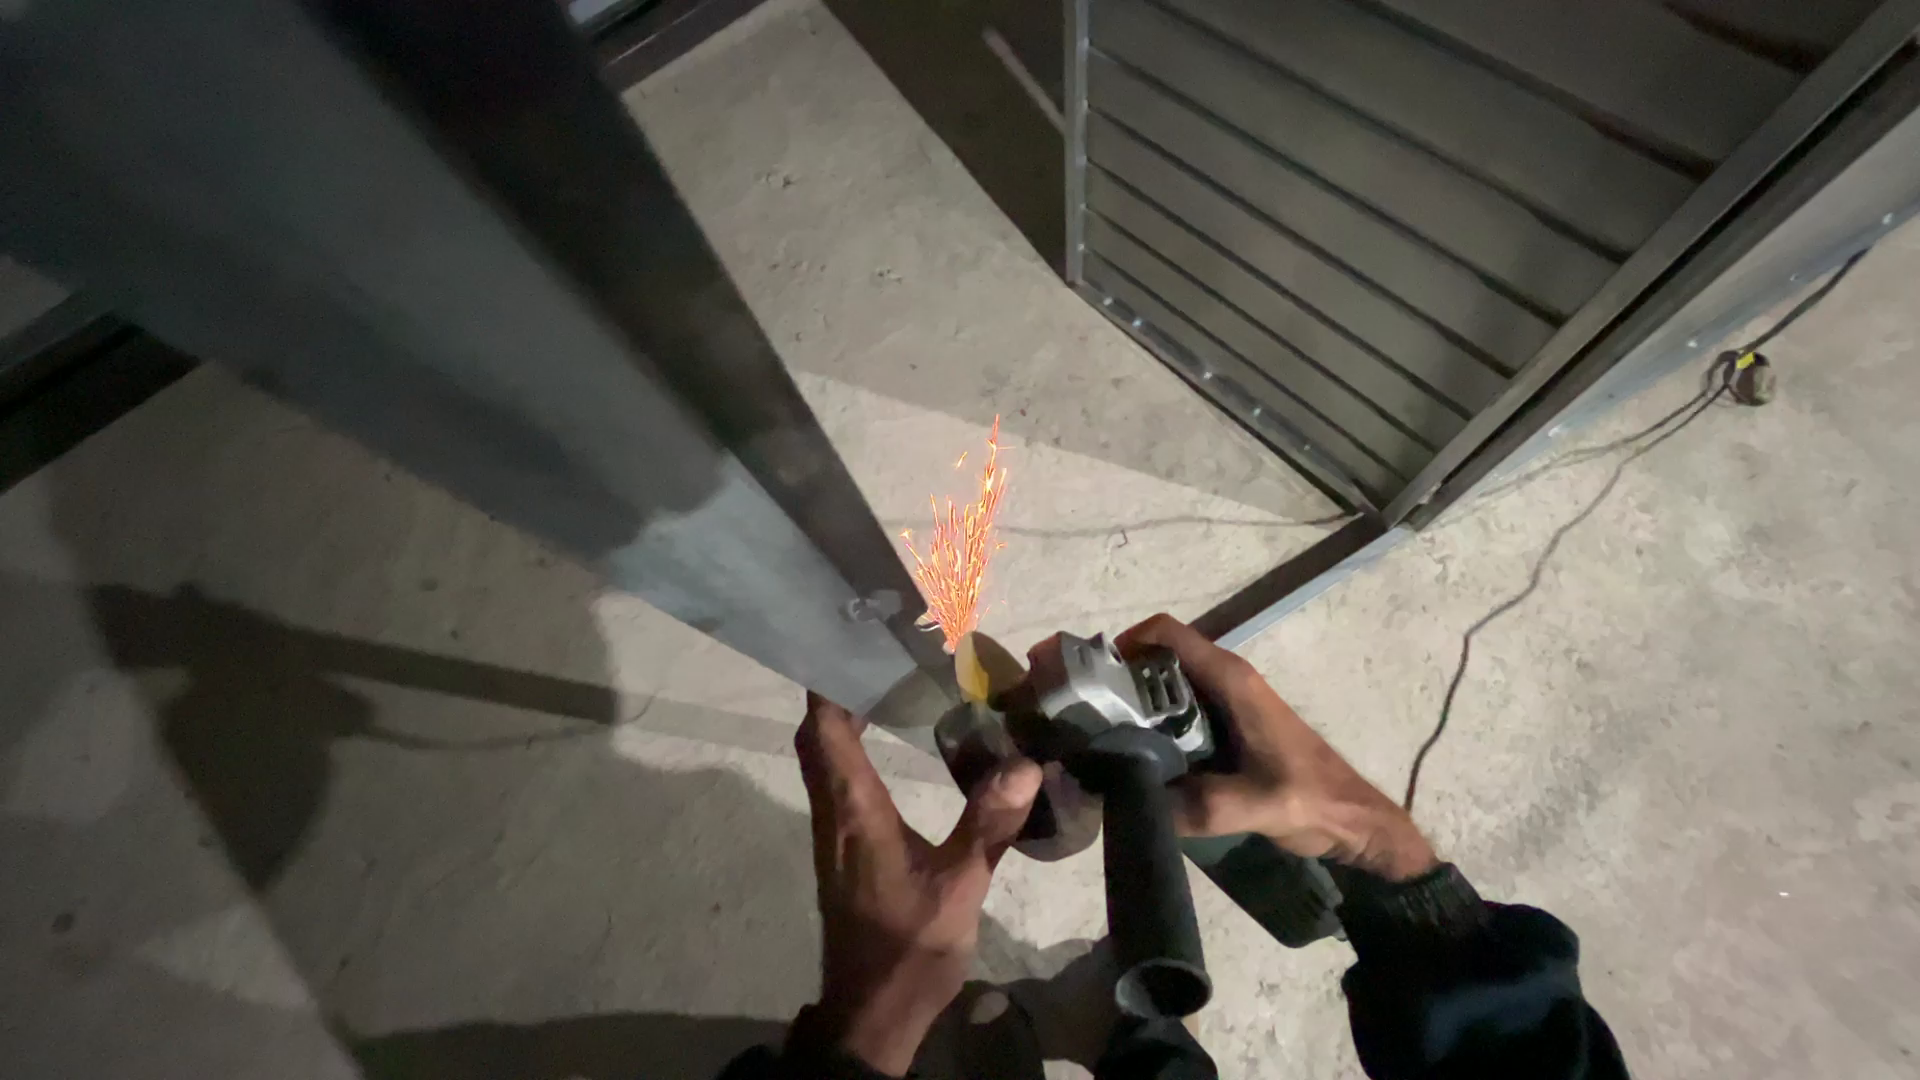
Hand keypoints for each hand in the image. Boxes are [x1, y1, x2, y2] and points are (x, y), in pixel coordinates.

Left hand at [794, 692, 1042, 1074]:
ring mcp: (832, 832)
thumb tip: (1023, 763)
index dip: (830, 687)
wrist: (873, 1011)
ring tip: (882, 689)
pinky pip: (833, 781)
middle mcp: (833, 813)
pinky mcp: (839, 848)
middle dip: (835, 694)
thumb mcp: (961, 888)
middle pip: (816, 740)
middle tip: (874, 661)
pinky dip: (847, 749)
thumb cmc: (910, 946)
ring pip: (820, 760)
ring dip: (839, 720)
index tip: (851, 649)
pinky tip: (883, 747)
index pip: (827, 733)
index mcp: (855, 812)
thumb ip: (988, 824)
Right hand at [1116, 615, 1436, 881]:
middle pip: (1157, 656)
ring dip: (1132, 701)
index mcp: (1231, 679)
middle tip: (1089, 715)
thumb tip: (1136, 802)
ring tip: (1103, 736)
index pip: (1166, 632)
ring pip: (1163, 682)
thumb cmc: (1315, 800)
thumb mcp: (1261, 806)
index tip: (1096, 679)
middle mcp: (1224, 679)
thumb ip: (1205, 806)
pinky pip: (1174, 708)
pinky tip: (1135, 755)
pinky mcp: (1223, 724)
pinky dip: (1150, 722)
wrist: (1356, 822)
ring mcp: (1224, 700)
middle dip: (1120, 676)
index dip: (1126, 642)